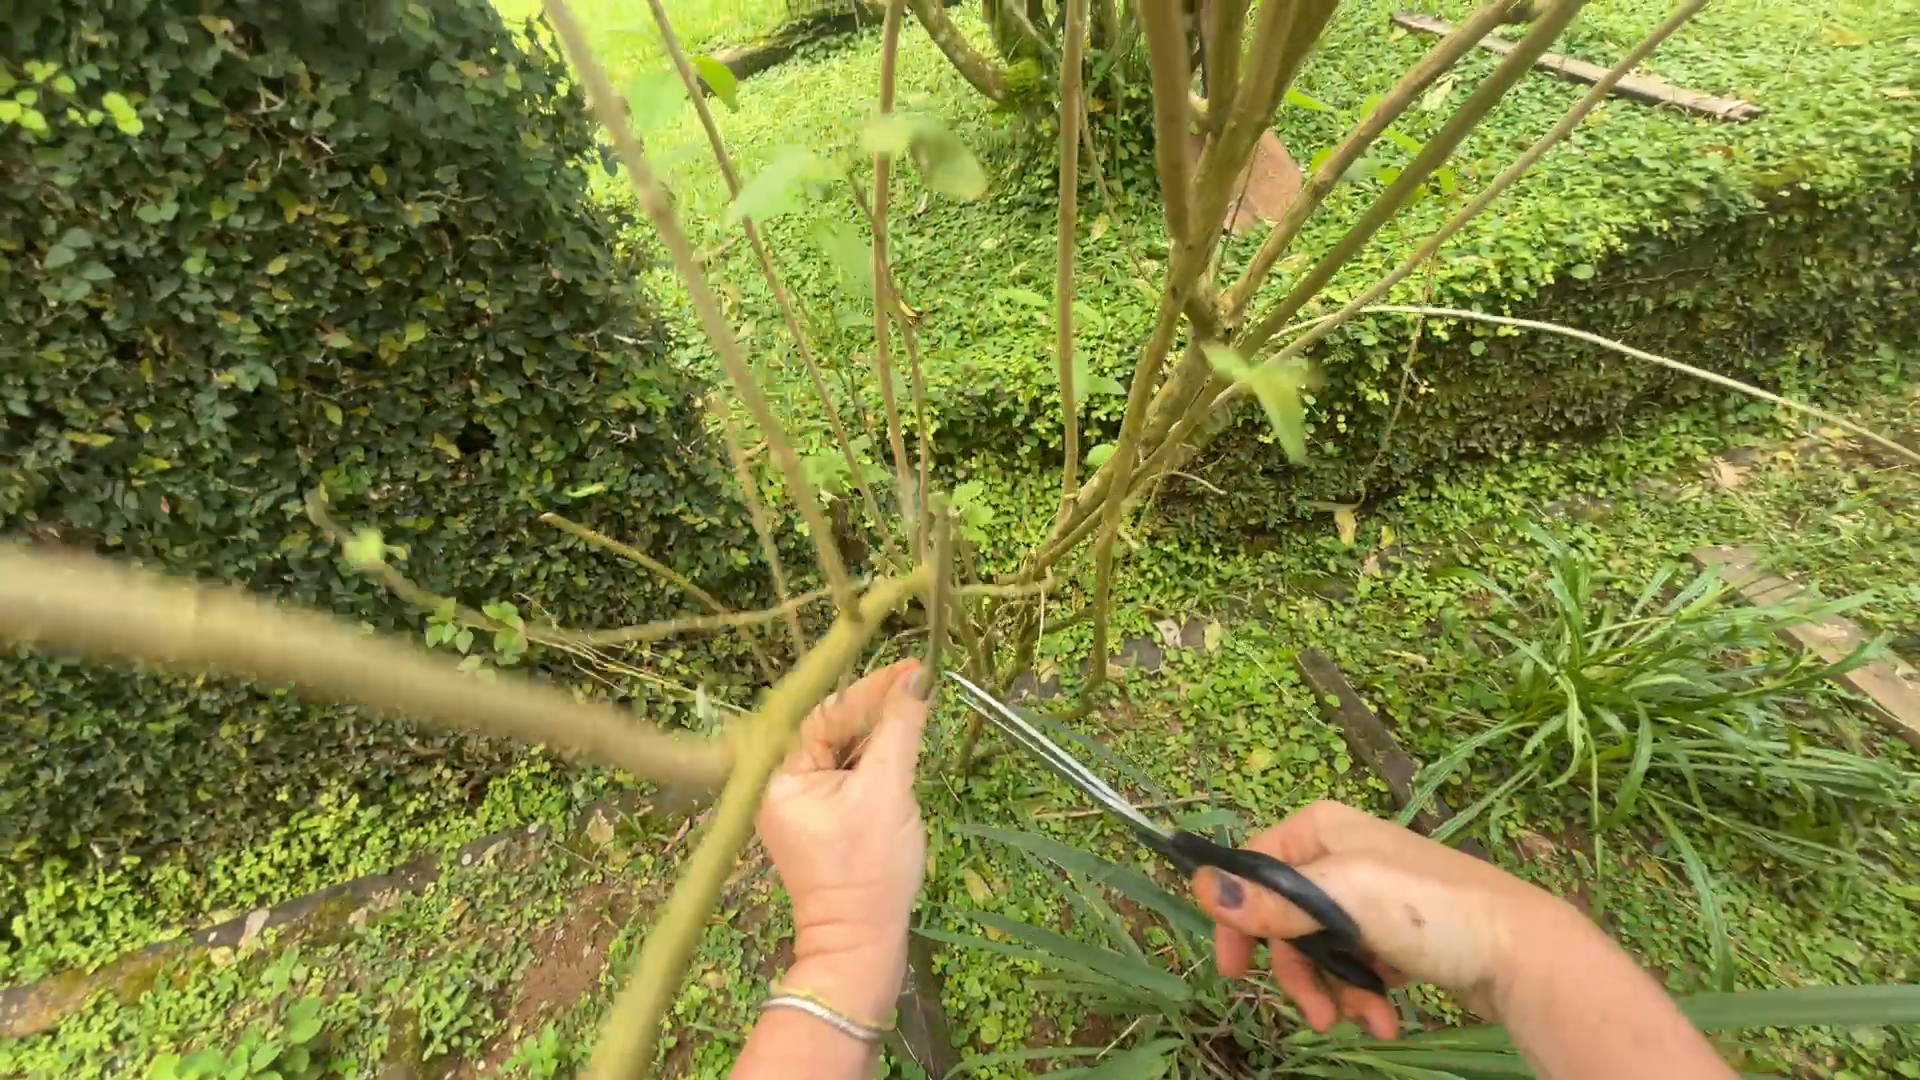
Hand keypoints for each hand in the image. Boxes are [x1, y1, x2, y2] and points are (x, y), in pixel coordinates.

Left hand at [756, 659, 928, 1022]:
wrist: (863, 944)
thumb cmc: (870, 868)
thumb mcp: (888, 790)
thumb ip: (900, 728)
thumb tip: (918, 675)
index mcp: (780, 776)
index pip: (826, 714)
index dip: (870, 689)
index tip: (912, 668)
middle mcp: (781, 781)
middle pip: (832, 726)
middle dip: (876, 706)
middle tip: (919, 681)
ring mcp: (803, 797)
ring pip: (844, 745)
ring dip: (879, 728)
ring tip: (917, 702)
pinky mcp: (824, 811)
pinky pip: (849, 767)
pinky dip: (876, 753)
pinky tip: (903, 736)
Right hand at [1191, 800, 1590, 1037]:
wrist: (1530, 956)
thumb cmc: (1427, 909)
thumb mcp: (1341, 899)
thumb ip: (1270, 900)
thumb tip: (1201, 888)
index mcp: (1319, 829)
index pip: (1253, 867)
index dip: (1238, 916)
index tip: (1234, 970)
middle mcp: (1338, 853)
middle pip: (1285, 914)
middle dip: (1298, 969)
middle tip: (1313, 1015)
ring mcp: (1369, 892)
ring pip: (1320, 944)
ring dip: (1333, 989)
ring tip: (1363, 1022)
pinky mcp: (1397, 929)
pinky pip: (1356, 959)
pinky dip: (1363, 991)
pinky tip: (1385, 1017)